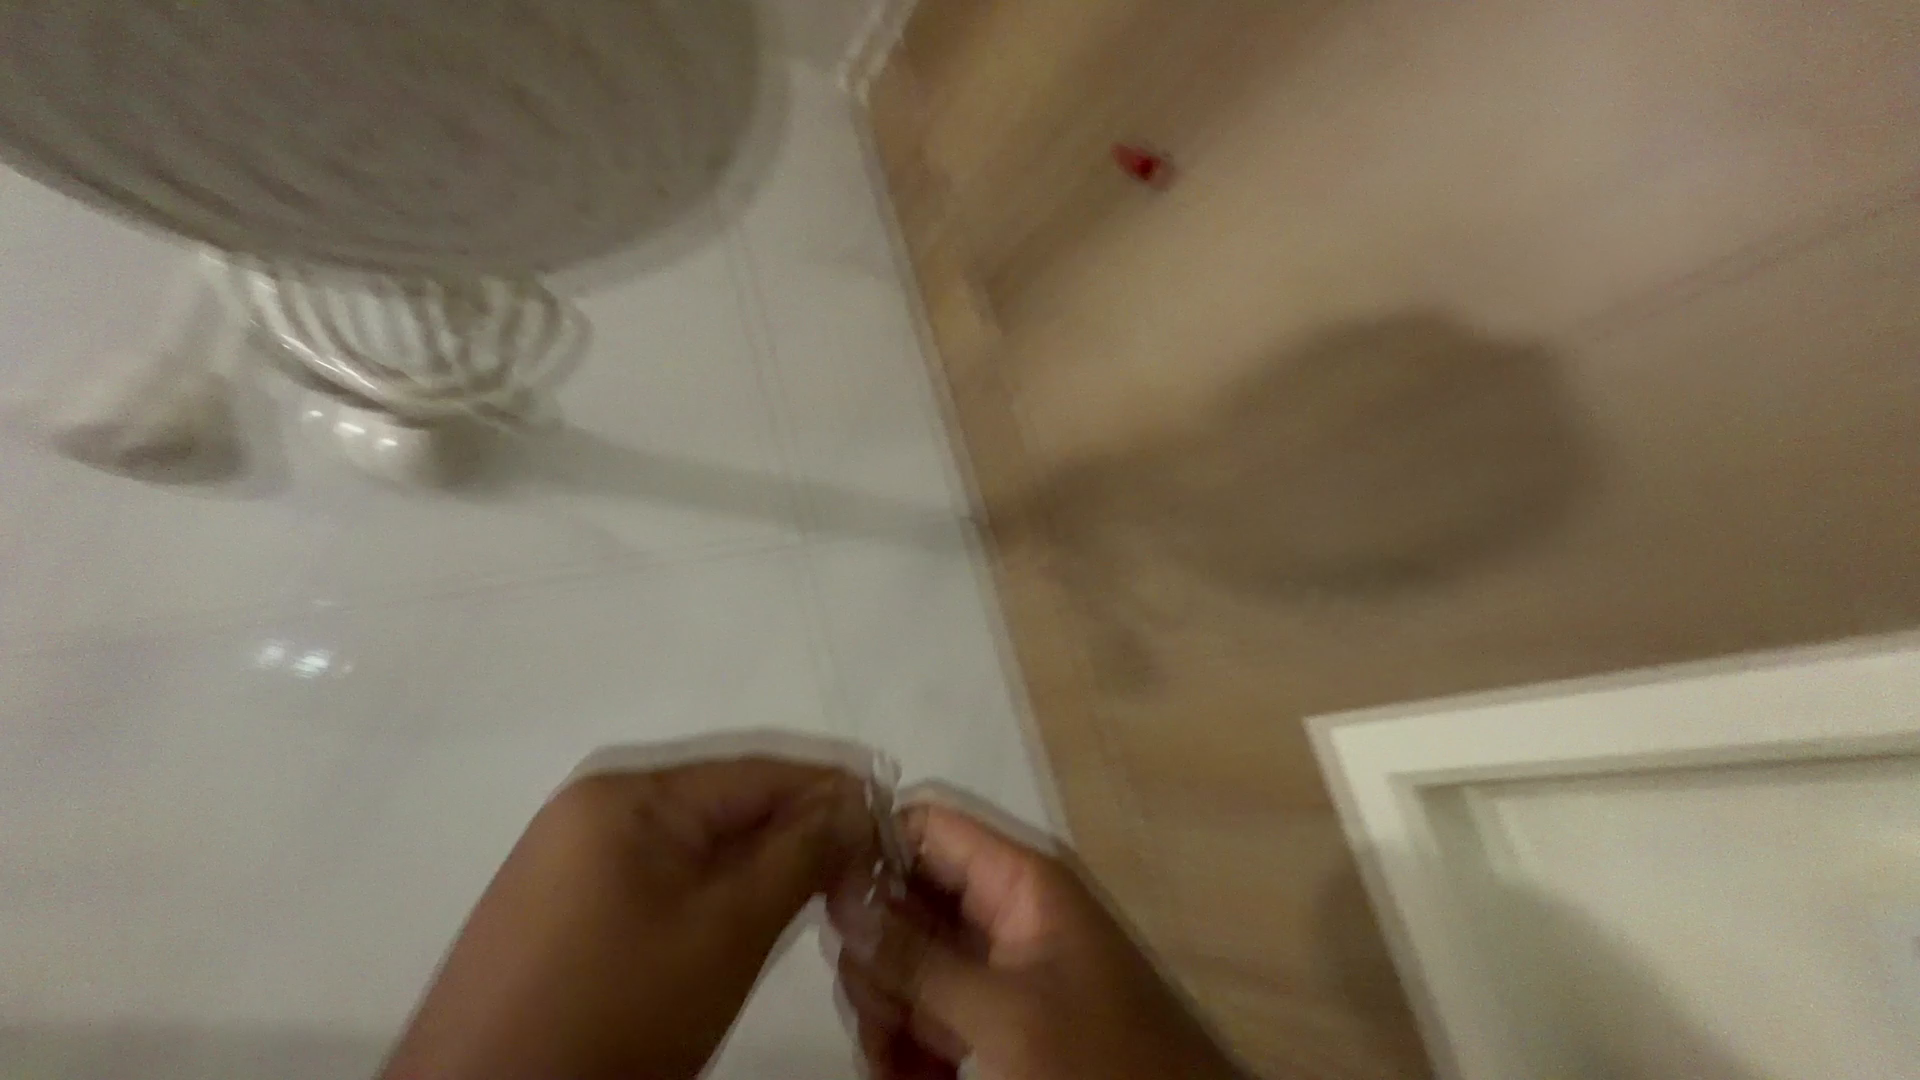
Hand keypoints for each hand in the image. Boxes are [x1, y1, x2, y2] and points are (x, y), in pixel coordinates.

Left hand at [382, 758, 873, 1079]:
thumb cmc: (619, 1016)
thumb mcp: (729, 929)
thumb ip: (803, 851)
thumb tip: (861, 801)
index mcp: (629, 793)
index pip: (758, 770)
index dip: (832, 787)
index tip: (891, 814)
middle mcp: (597, 805)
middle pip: (728, 800)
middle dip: (801, 826)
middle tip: (865, 861)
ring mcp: (574, 855)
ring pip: (700, 838)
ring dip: (765, 858)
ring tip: (826, 884)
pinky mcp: (568, 902)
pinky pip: (665, 870)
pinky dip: (719, 883)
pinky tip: (757, 905)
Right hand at [829, 803, 1245, 1079]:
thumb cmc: (1099, 1060)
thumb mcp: (1001, 1013)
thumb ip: (916, 958)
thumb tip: (840, 896)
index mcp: (1018, 878)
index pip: (928, 824)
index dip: (873, 849)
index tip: (828, 904)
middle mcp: (1004, 904)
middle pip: (909, 896)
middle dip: (879, 957)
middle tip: (876, 1016)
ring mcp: (998, 958)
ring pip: (911, 957)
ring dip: (890, 1010)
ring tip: (895, 1065)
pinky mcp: (996, 1008)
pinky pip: (931, 1003)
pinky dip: (912, 1041)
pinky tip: (909, 1077)